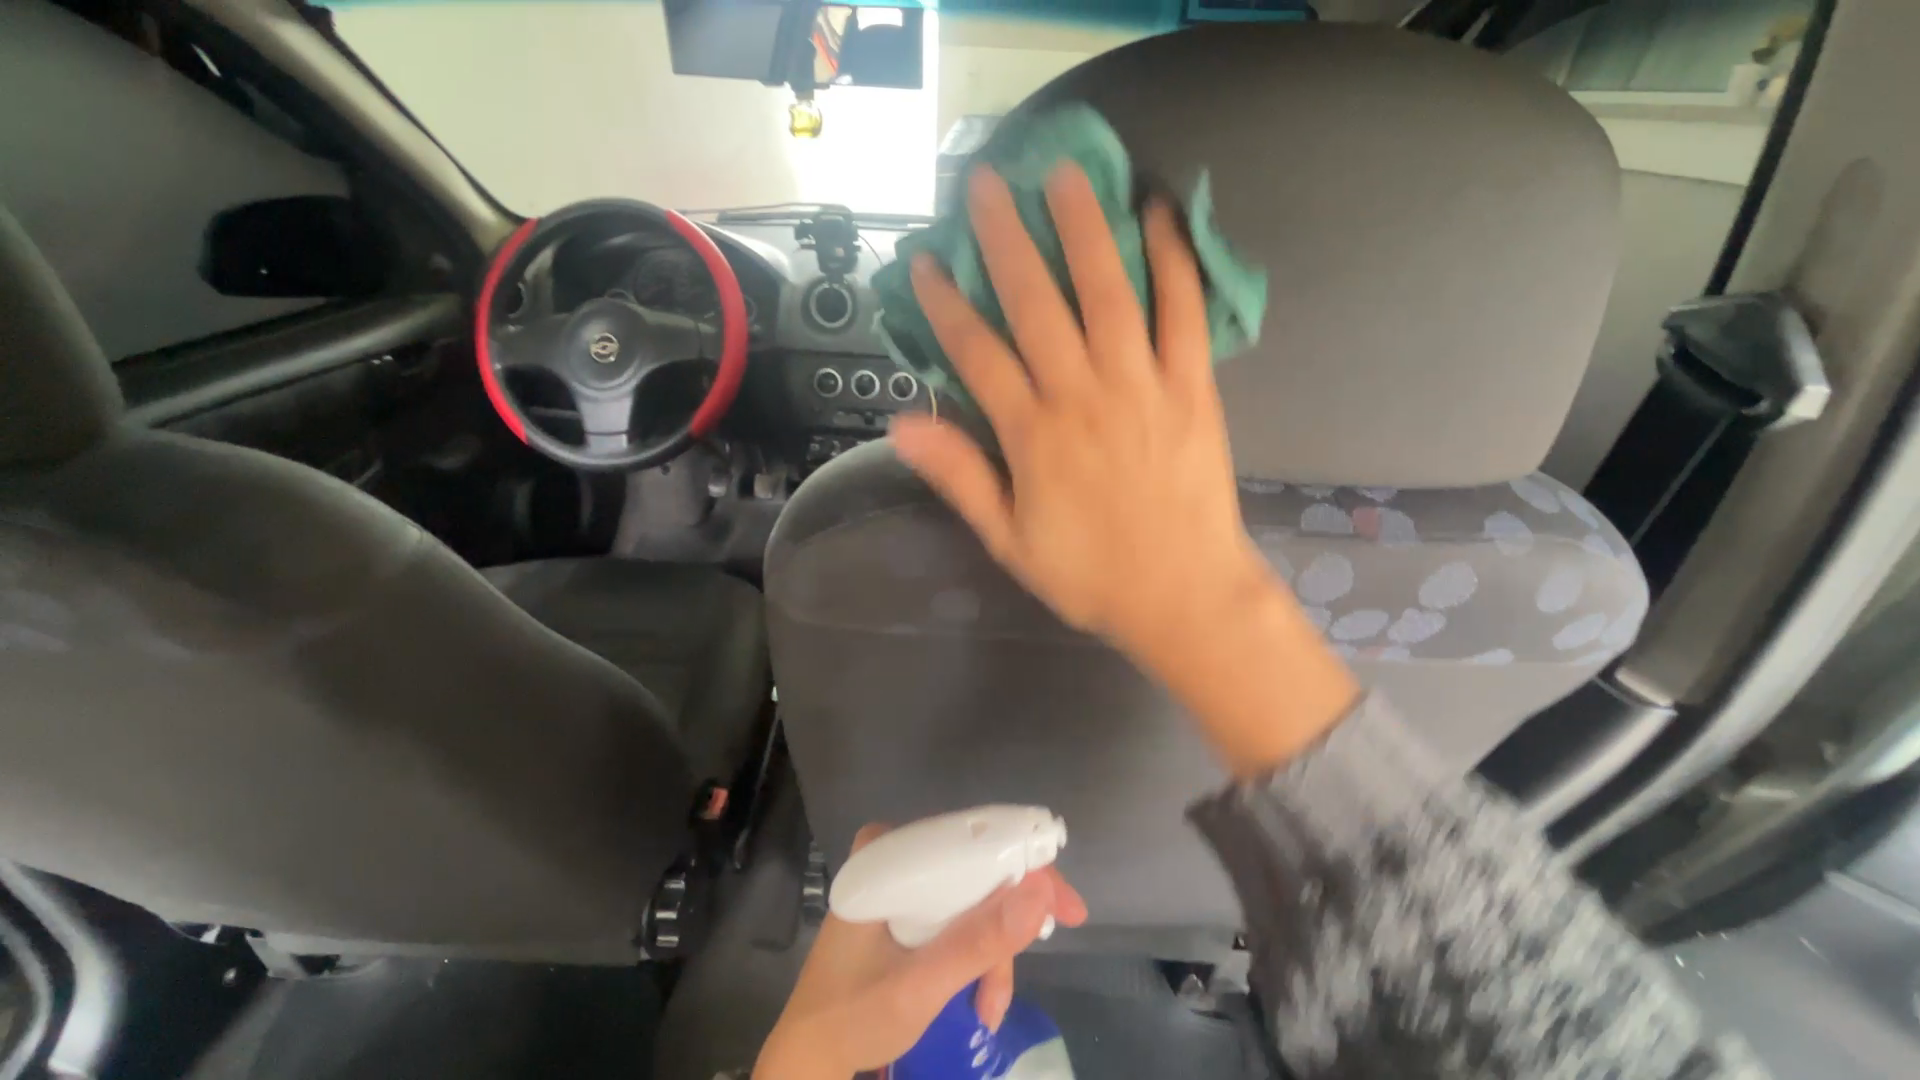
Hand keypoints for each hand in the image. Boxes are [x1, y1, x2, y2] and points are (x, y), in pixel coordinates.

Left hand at [754, 825, 1088, 1079]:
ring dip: (992, 952)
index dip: (1023, 866)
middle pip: (975, 870)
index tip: (1065, 906)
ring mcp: (899, 883)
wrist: (809, 1055)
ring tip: (991, 1007)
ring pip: (972, 899)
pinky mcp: (904, 909)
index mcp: (886, 856)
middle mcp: (894, 858)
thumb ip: (977, 942)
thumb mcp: (920, 985)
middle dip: (1011, 920)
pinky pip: (957, 917)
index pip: (969, 842)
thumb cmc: (853, 1015)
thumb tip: (1040, 892)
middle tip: (1052, 941)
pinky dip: (975, 956)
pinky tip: (980, 998)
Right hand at [895, 166, 1264, 663]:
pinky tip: (1158, 217)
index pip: (977, 353)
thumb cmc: (1090, 575)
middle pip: (1036, 303)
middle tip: (986, 185)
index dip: (946, 305)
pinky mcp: (1193, 387)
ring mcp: (1141, 385)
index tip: (924, 264)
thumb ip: (959, 477)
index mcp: (1032, 435)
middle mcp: (1083, 395)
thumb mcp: (1008, 540)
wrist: (1184, 596)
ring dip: (1083, 229)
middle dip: (1005, 240)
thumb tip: (903, 423)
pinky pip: (1184, 314)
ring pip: (1107, 292)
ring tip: (1064, 175)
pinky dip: (1173, 263)